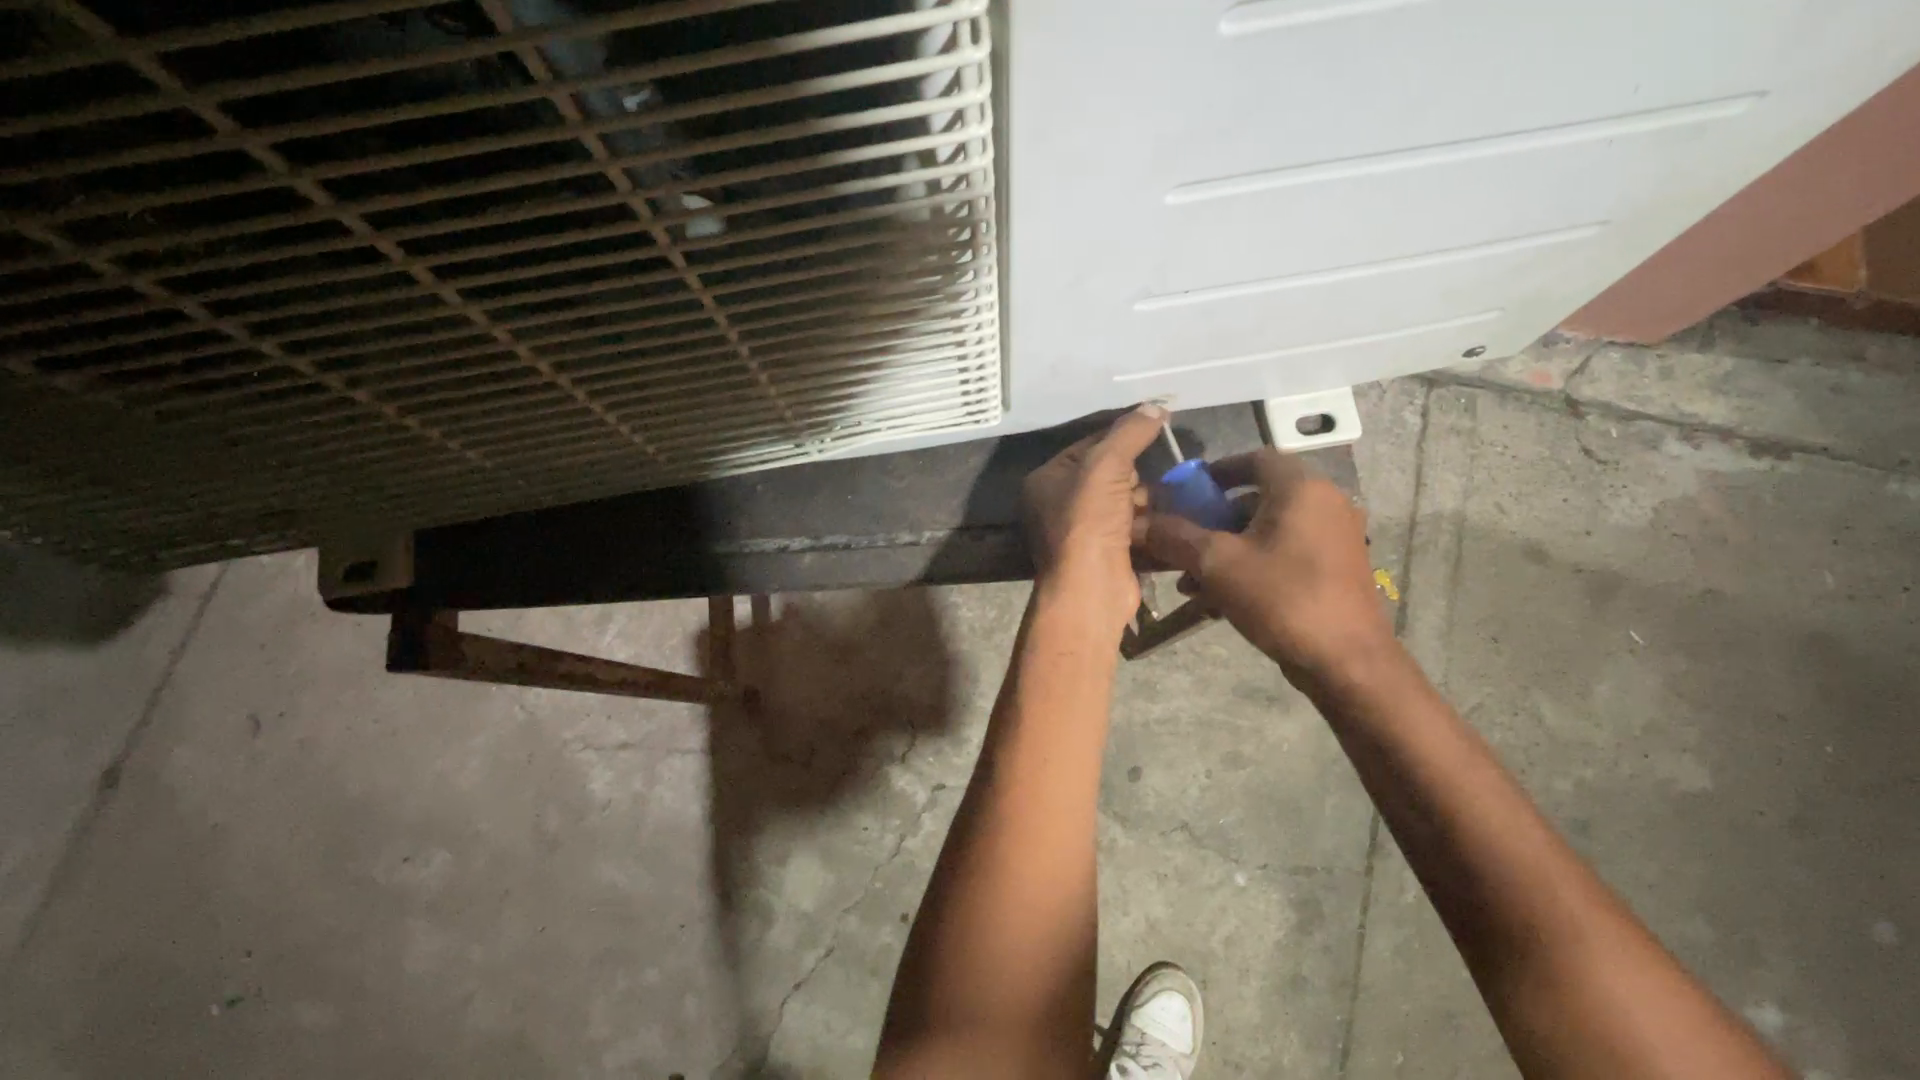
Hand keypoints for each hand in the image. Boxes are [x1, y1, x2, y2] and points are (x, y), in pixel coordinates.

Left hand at [1022, 404, 1167, 633]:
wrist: (1091, 587)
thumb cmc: (1088, 520)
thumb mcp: (1107, 465)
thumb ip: (1129, 433)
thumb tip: (1155, 406)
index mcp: (1046, 480)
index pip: (1088, 445)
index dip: (1120, 435)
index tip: (1155, 426)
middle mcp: (1058, 505)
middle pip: (1107, 475)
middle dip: (1136, 474)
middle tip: (1161, 470)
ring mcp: (1081, 533)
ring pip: (1123, 503)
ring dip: (1148, 499)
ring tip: (1177, 491)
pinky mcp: (1105, 556)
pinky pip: (1133, 529)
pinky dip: (1152, 523)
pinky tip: (1176, 515)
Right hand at [1136, 448, 1393, 684]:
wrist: (1347, 661)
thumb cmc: (1282, 598)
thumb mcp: (1218, 564)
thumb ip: (1175, 538)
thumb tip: (1135, 524)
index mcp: (1301, 488)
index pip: (1253, 458)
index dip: (1215, 472)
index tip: (1183, 493)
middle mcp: (1323, 503)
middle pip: (1256, 499)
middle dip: (1212, 521)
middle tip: (1179, 542)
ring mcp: (1333, 538)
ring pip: (1267, 531)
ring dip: (1226, 550)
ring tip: (1190, 581)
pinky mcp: (1334, 569)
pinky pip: (1284, 554)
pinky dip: (1251, 566)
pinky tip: (1219, 600)